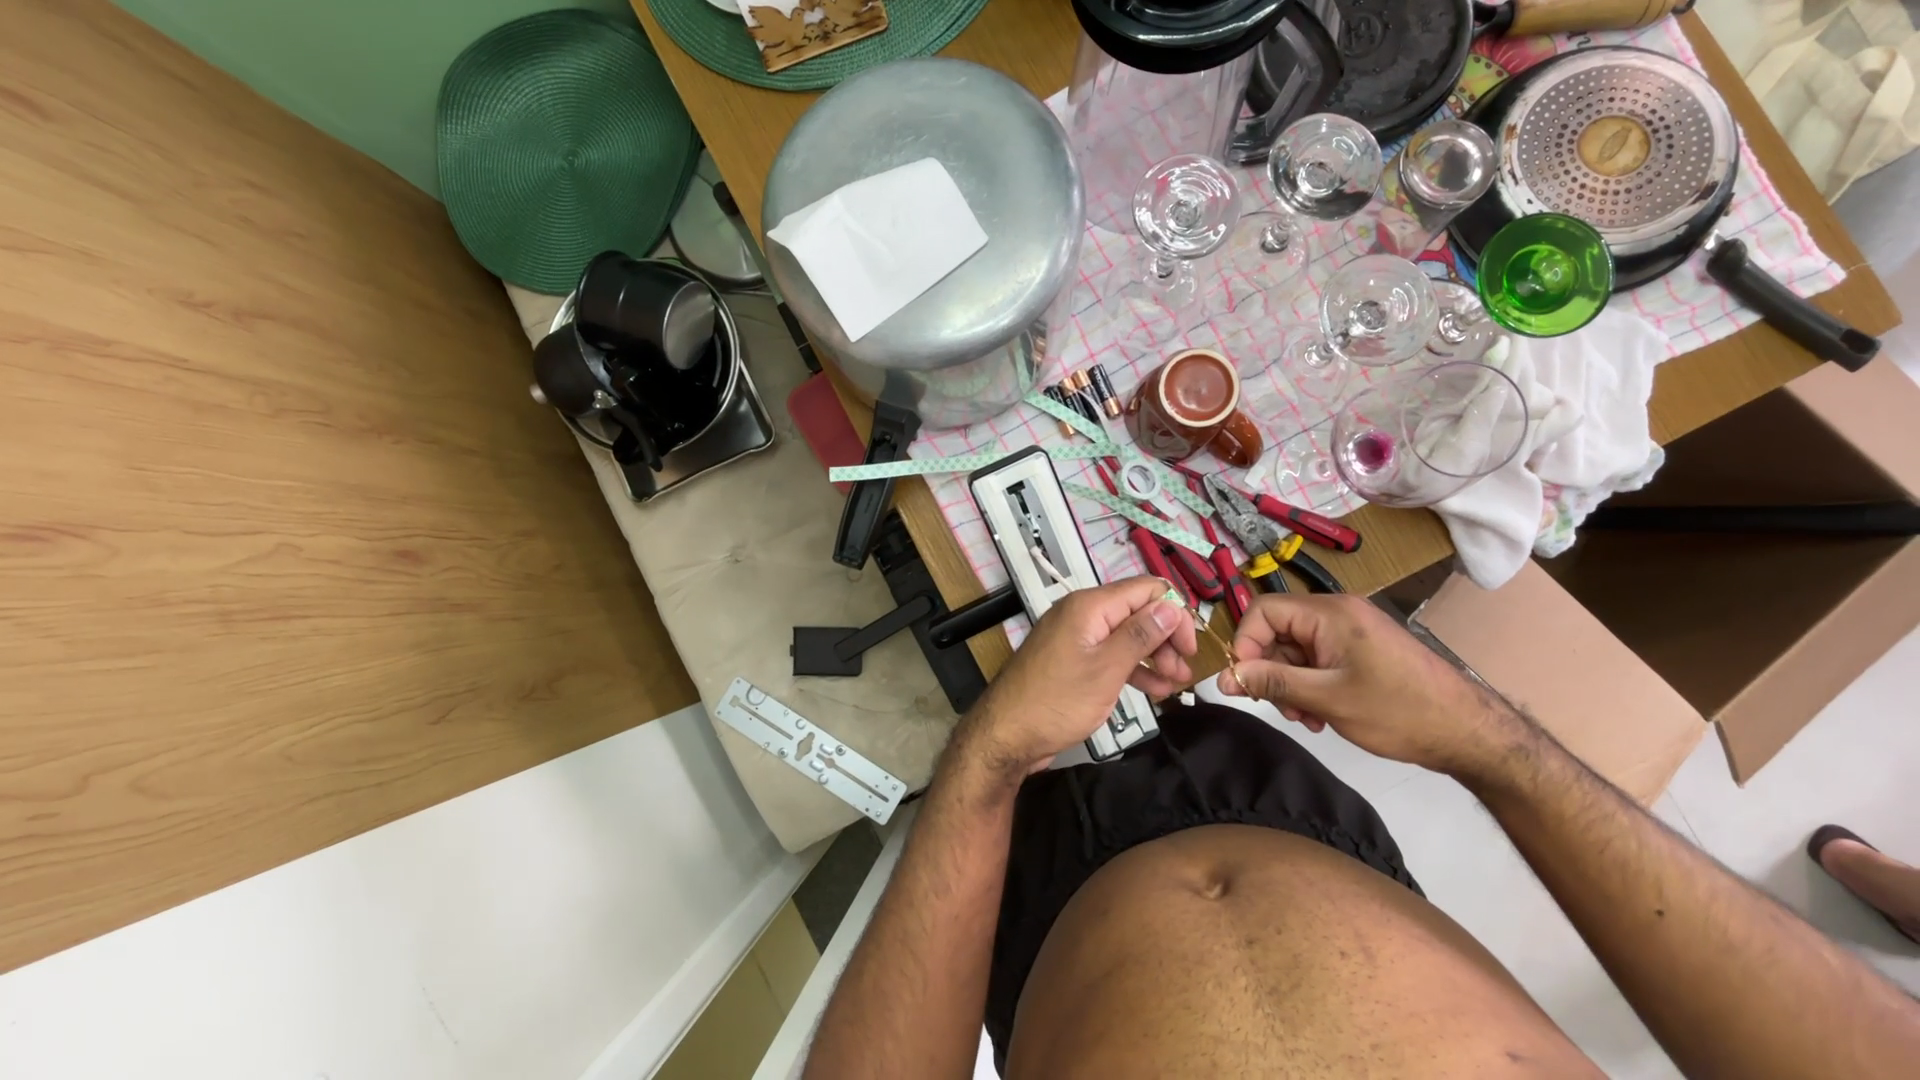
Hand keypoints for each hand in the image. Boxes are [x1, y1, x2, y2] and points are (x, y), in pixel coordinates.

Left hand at [957, 577, 1198, 775]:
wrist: (1007, 736)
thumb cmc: (1056, 702)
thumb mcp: (1107, 669)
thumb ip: (1141, 635)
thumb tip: (1173, 606)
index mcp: (1090, 606)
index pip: (1147, 590)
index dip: (1175, 614)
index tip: (1191, 649)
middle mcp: (1083, 614)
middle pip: (1138, 611)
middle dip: (1166, 637)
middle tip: (1184, 672)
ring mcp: (1077, 637)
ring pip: (1127, 635)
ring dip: (1154, 655)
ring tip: (1176, 684)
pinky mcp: (1074, 660)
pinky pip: (1111, 654)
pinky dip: (1133, 667)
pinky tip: (1155, 689)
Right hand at [1217, 593, 1524, 775]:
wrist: (1467, 732)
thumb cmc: (1396, 711)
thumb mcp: (1326, 699)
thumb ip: (1271, 683)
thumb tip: (1223, 677)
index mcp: (1330, 613)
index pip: (1263, 611)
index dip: (1245, 644)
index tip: (1246, 682)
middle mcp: (1338, 613)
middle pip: (1278, 631)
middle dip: (1271, 670)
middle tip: (1284, 710)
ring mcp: (1352, 631)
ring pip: (1296, 649)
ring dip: (1290, 683)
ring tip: (1308, 718)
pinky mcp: (1362, 649)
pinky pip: (1318, 659)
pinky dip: (1311, 684)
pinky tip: (1322, 714)